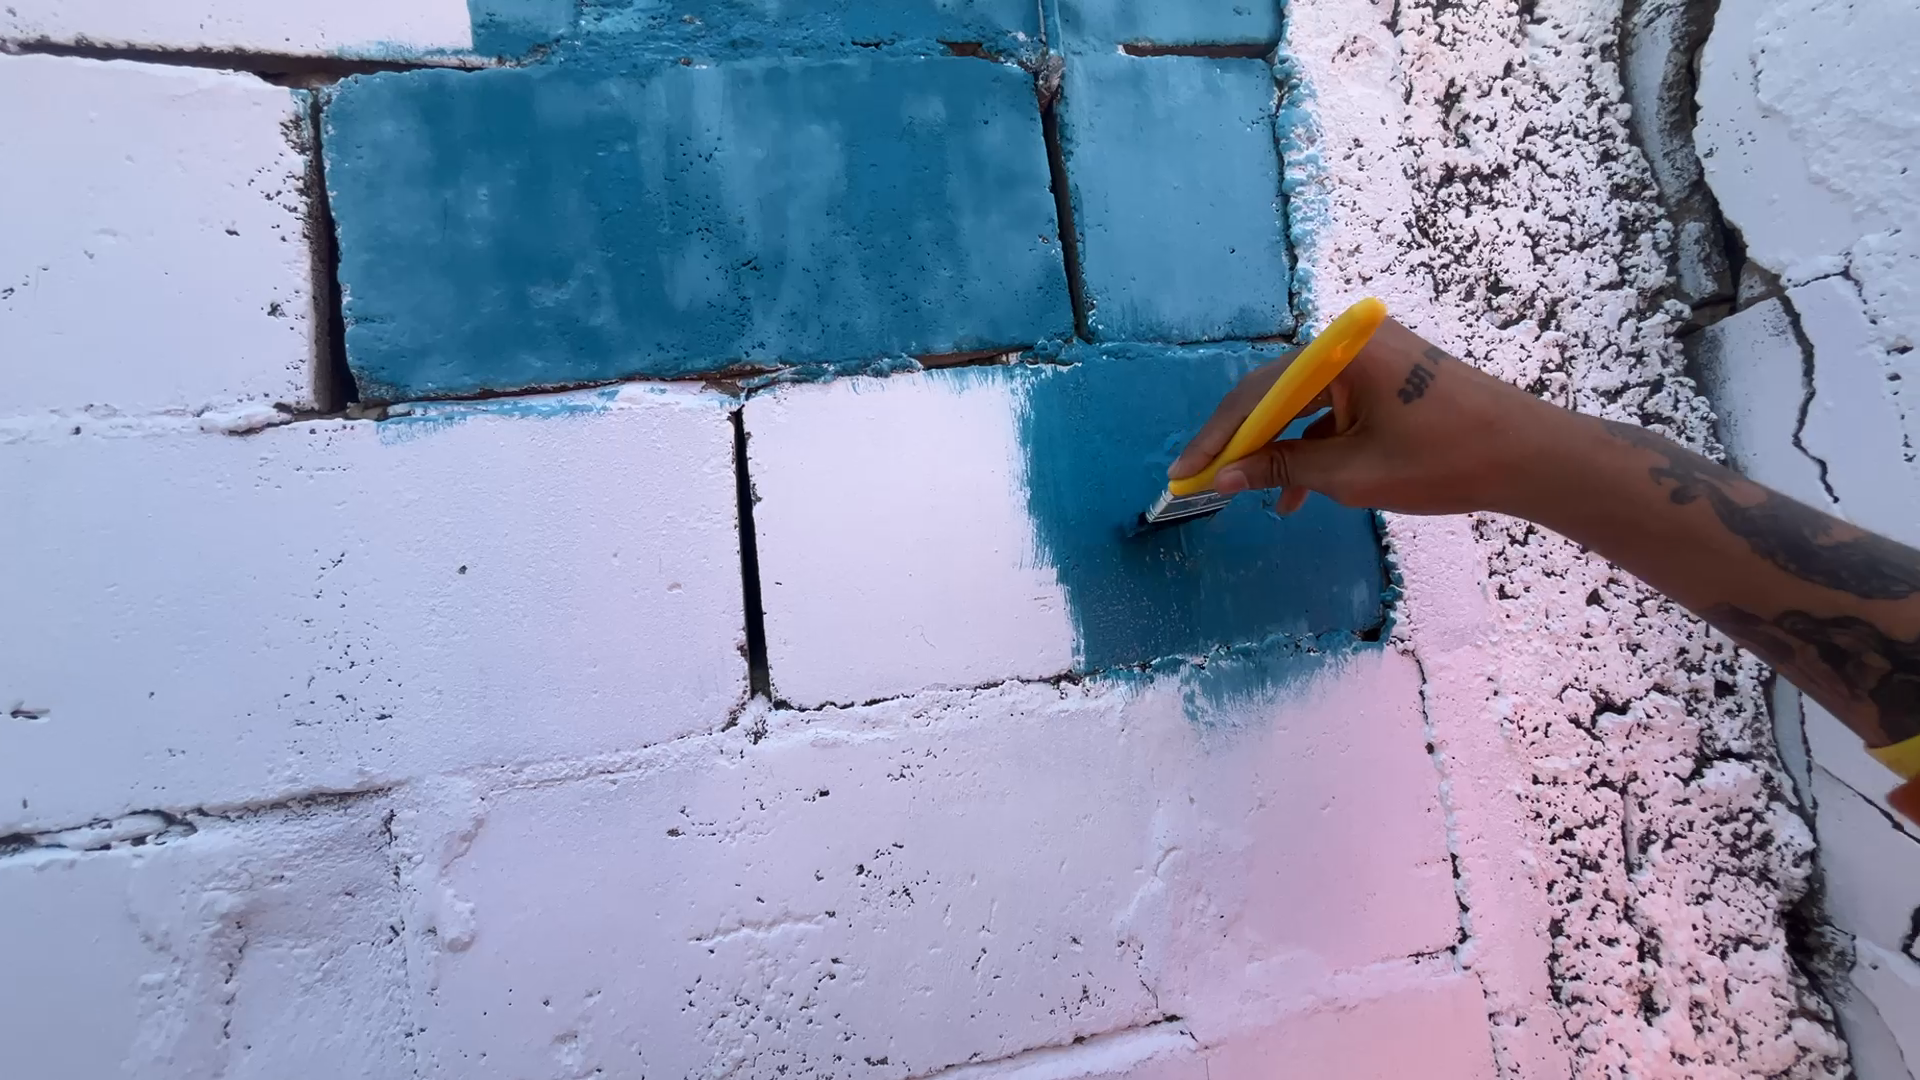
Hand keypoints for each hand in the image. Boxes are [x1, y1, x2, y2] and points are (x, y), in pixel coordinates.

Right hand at [1167, 317, 1564, 516]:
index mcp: (1341, 352)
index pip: (1257, 395)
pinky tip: (1296, 489)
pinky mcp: (1379, 376)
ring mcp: (1365, 356)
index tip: (1184, 474)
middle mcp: (1347, 342)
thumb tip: (1222, 478)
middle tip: (1205, 480)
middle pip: (1271, 394)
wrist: (1535, 458)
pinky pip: (1326, 408)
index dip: (1216, 439)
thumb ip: (1280, 468)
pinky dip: (1307, 444)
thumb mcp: (1351, 473)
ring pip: (1296, 404)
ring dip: (1272, 448)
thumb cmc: (1444, 463)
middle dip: (1238, 441)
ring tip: (1247, 491)